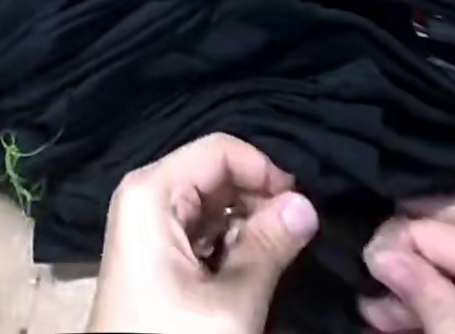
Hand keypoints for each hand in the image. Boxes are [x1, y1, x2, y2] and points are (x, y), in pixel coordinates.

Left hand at [88, 133, 320, 333]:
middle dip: (259, 196)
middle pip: (214, 172)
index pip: (218, 150)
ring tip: (288, 247)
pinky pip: (203, 228)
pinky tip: (260, 261)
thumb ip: (267, 248)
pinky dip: (233, 241)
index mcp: (152, 190)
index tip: (305, 206)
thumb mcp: (229, 305)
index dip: (263, 170)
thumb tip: (306, 204)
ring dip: (250, 220)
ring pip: (212, 201)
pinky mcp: (157, 251)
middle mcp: (147, 193)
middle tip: (303, 232)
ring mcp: (150, 222)